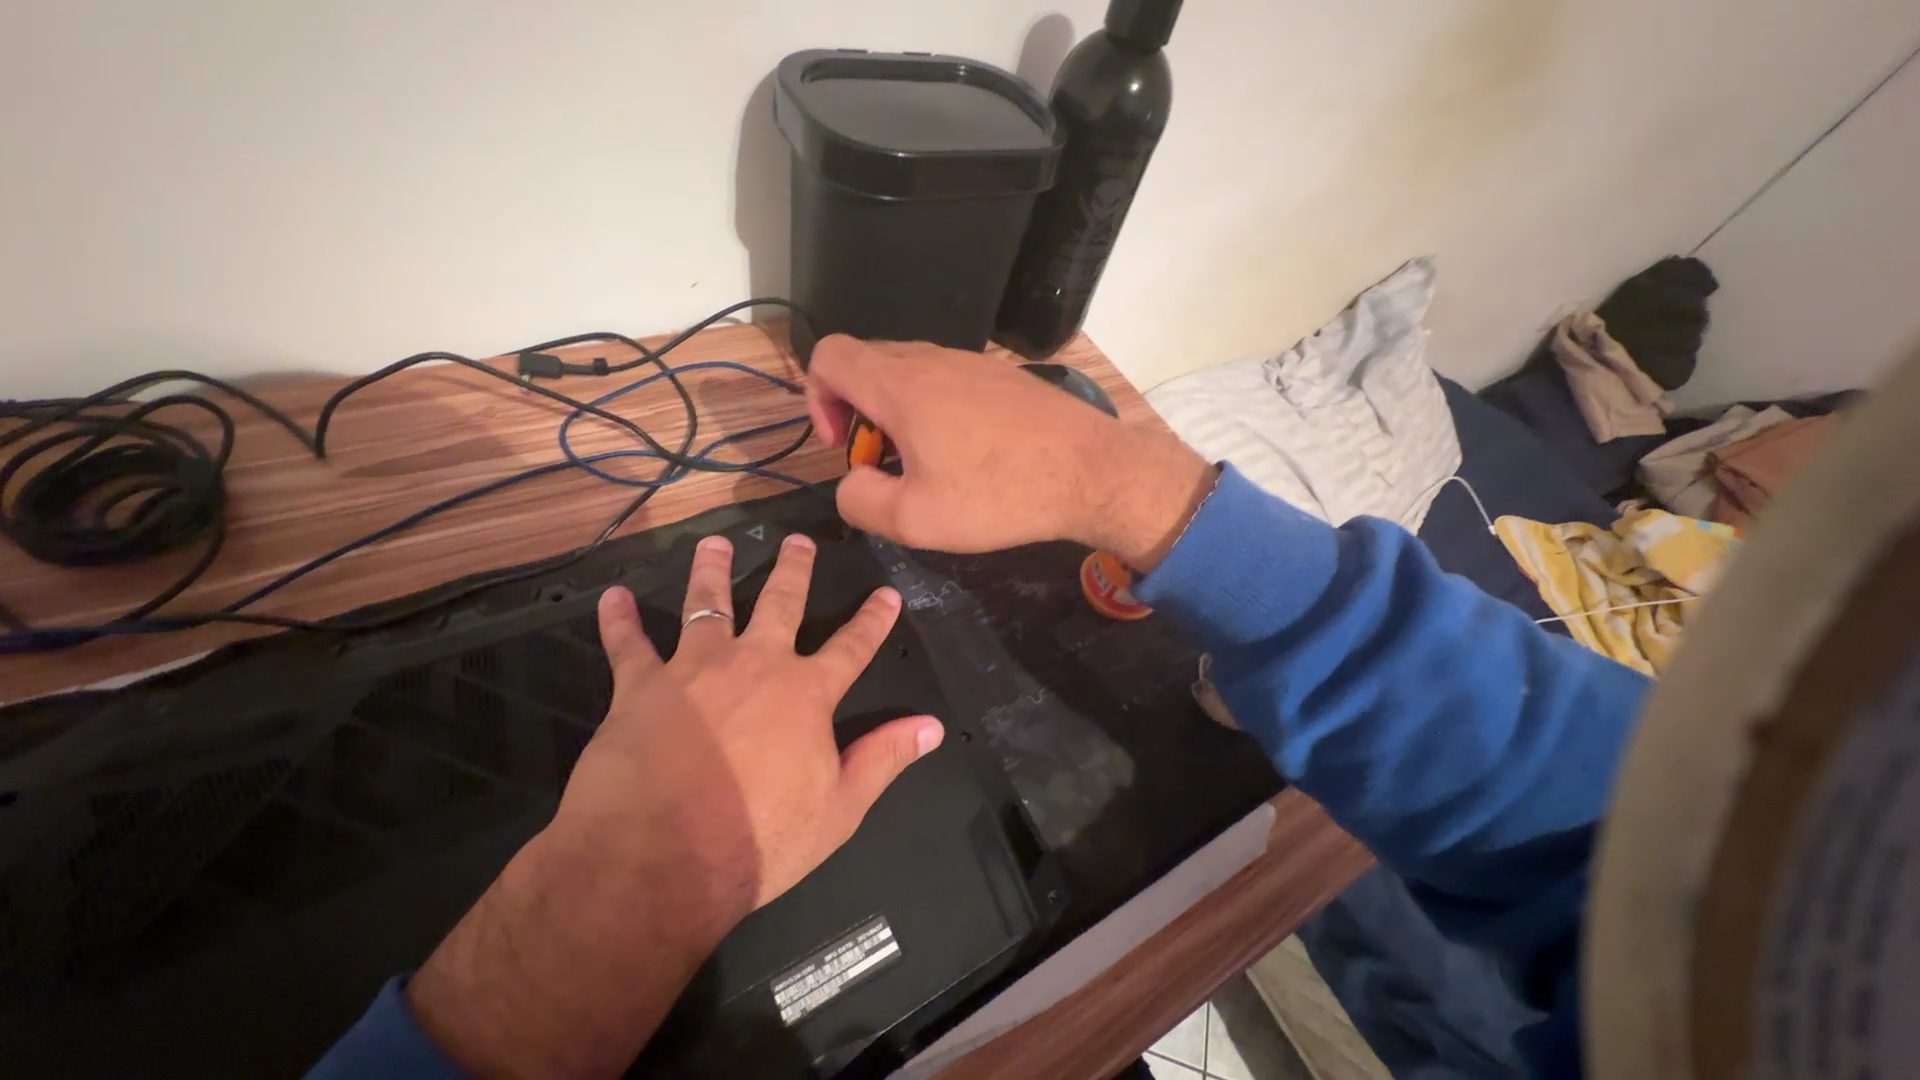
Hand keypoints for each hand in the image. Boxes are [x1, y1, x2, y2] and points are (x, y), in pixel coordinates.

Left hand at [407, 533, 941, 1077]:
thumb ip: (884, 759)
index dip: (873, 620)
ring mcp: (695, 669)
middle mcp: (755, 664)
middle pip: (780, 604)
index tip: (887, 593)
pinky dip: (621, 620)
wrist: (659, 856)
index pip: (852, 647)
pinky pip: (629, 644)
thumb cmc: (758, 839)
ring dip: (712, 571)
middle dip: (794, 570)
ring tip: (714, 544)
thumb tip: (933, 726)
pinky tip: (614, 598)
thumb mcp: (839, 809)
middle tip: (799, 541)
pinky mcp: (640, 686)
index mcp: (806, 694)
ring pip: (707, 605)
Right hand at [805, 335, 1214, 569]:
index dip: (817, 398)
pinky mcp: (1000, 374)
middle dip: (857, 412)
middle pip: (865, 363)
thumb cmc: (999, 495)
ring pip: (907, 371)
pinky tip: (966, 454)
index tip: (844, 444)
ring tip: (926, 463)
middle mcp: (931, 359)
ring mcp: (970, 361)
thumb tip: (853, 482)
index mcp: (900, 385)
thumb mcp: (915, 520)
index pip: (828, 356)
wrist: (1092, 471)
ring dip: (897, 413)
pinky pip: (945, 378)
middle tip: (884, 462)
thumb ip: (860, 500)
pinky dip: (933, 408)